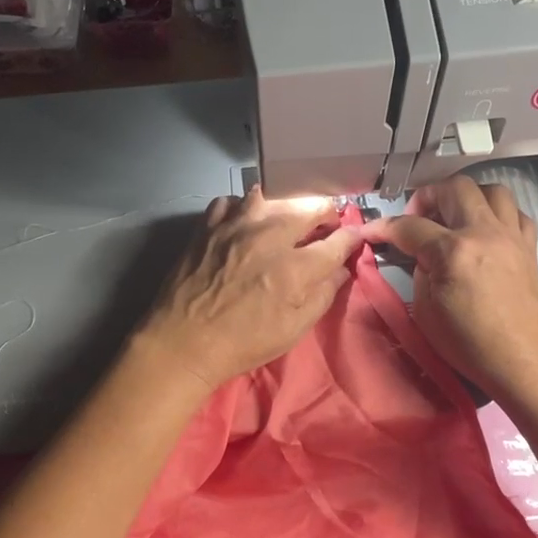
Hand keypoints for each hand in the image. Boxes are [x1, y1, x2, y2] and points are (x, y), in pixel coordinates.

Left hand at [136, 188, 362, 390]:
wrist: (182, 343)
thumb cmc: (241, 343)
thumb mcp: (293, 330)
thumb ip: (322, 295)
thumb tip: (341, 269)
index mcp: (293, 267)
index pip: (337, 241)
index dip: (352, 238)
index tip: (355, 238)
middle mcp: (267, 236)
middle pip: (308, 205)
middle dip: (324, 212)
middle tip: (324, 225)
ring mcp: (234, 225)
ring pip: (270, 194)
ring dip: (285, 203)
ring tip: (285, 218)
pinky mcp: (207, 225)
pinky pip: (232, 201)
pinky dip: (244, 208)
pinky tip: (245, 224)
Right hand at [361, 175, 537, 401]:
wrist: (524, 362)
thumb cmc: (471, 346)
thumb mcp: (427, 313)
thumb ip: (421, 274)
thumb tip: (423, 256)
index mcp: (454, 252)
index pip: (410, 227)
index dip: (384, 227)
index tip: (371, 231)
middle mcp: (485, 233)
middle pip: (454, 188)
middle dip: (428, 196)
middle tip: (417, 218)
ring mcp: (511, 237)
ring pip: (491, 189)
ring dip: (467, 196)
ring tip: (453, 217)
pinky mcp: (528, 248)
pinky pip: (515, 213)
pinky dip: (497, 214)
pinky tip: (485, 232)